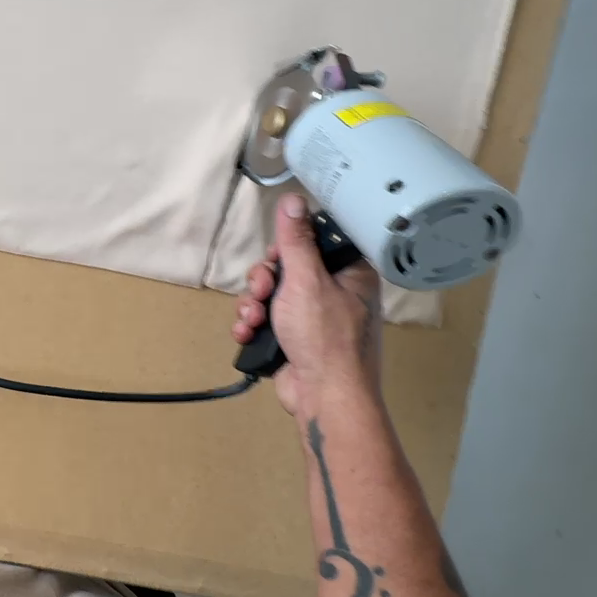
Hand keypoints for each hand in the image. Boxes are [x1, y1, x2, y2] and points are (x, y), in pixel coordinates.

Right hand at [230, 194, 382, 420]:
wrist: (324, 397)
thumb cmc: (324, 337)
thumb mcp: (305, 281)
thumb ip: (295, 241)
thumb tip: (294, 200)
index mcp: (349, 274)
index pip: (311, 243)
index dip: (286, 249)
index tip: (276, 261)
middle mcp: (334, 292)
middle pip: (284, 269)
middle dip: (262, 283)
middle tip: (261, 294)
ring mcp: (314, 317)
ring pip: (269, 295)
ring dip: (252, 305)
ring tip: (252, 321)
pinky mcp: (295, 338)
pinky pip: (265, 319)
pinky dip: (252, 325)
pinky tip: (248, 334)